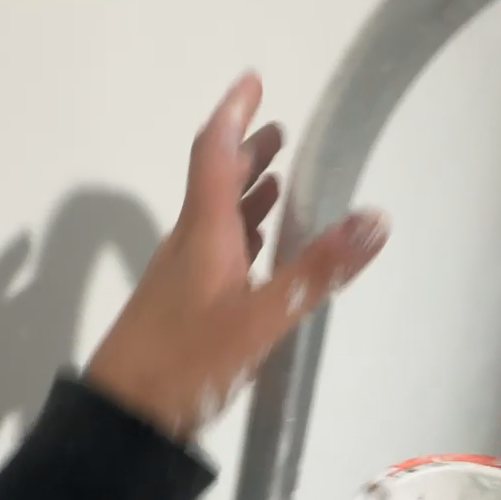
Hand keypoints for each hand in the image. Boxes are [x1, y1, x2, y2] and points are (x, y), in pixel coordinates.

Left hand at [84, 72, 389, 439]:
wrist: (126, 416)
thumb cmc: (189, 360)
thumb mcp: (261, 318)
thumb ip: (316, 272)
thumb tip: (374, 220)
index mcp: (204, 235)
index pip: (216, 156)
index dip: (236, 116)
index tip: (255, 83)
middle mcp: (190, 248)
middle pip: (216, 187)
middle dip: (248, 156)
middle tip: (279, 135)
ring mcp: (182, 281)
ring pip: (217, 225)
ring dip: (245, 201)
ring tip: (277, 189)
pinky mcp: (182, 312)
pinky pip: (216, 260)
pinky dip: (240, 245)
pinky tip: (255, 261)